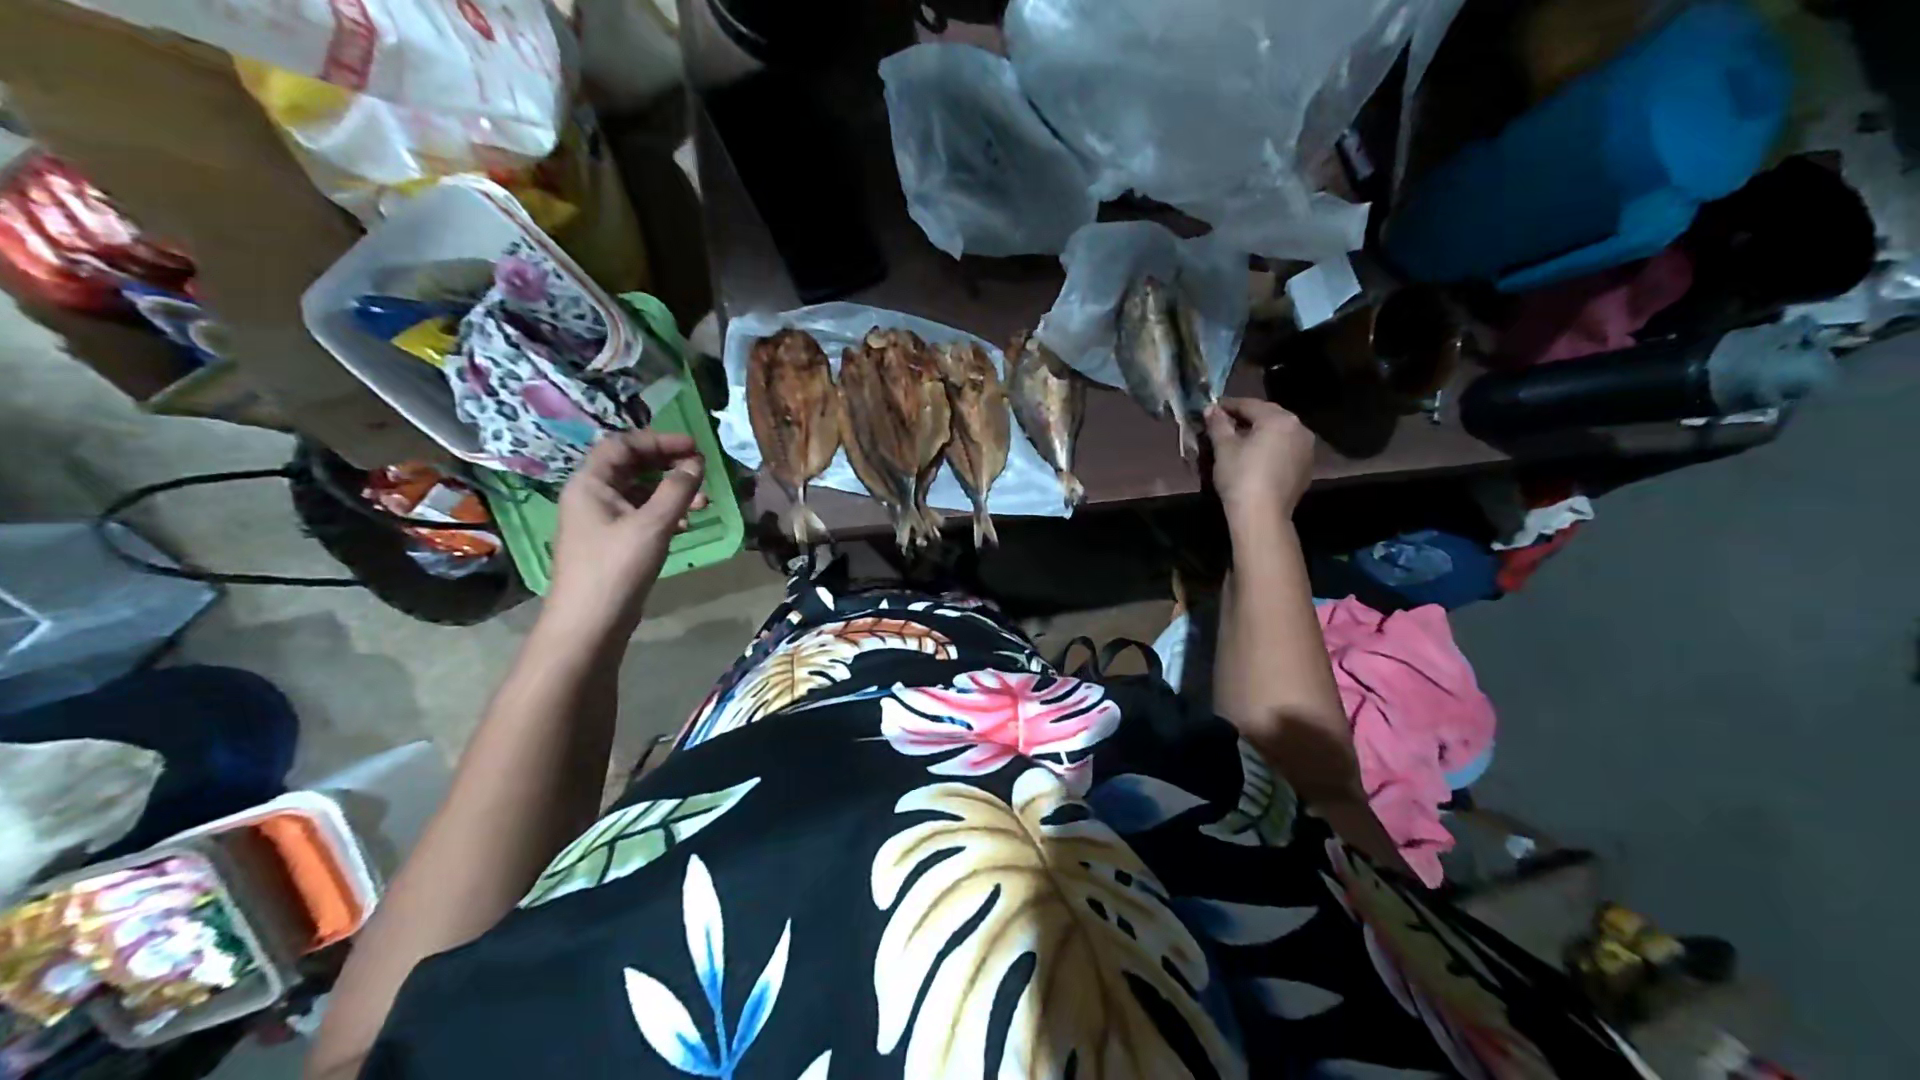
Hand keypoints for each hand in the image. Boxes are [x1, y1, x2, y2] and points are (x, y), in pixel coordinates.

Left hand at [546, 430, 708, 635]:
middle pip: (632, 467)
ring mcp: (601, 521)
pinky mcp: (613, 543)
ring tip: (704, 502)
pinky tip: (687, 524)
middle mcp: (592, 496)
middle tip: (702, 469)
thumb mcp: (652, 524)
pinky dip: (666, 514)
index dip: (659, 440)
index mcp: (590, 484)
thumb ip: (677, 489)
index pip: (623, 445)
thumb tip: (696, 462)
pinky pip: (641, 516)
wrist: (589, 624)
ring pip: (640, 493)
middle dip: (669, 465)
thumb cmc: (616, 567)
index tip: (694, 447)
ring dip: (672, 492)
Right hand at [1204, 398, 1316, 526]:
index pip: (1250, 404)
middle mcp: (1299, 428)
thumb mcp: (1223, 448)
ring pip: (1279, 432)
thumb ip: (1218, 424)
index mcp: (1279, 419)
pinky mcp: (1306, 468)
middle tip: (1225, 423)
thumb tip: (1211, 409)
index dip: (1228, 405)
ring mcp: (1306, 449)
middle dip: (1246, 417)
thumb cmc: (1240, 476)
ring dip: (1261, 432)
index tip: (1212, 408)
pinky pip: (1286, 449)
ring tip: (1240, 440)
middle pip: (1268, 416)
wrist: (1262, 514)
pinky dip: (1271, 448)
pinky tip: (1257, 457)